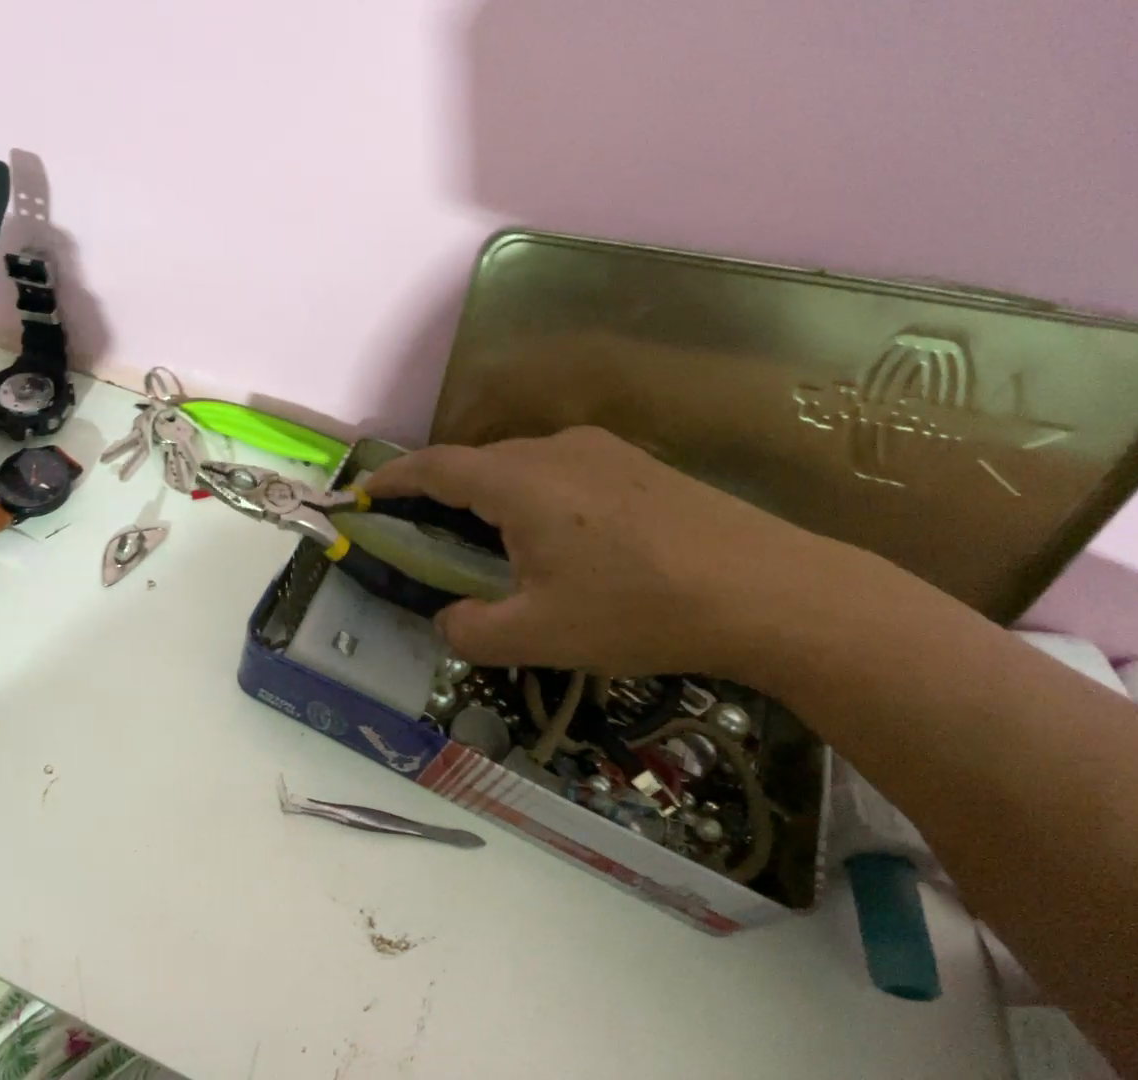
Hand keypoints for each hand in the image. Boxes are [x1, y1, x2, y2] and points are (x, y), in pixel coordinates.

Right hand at [363, 427, 890, 677]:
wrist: (772, 593)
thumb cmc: (639, 611)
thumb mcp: (537, 637)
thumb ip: (470, 631)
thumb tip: (448, 620)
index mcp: (519, 483)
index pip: (436, 468)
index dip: (394, 478)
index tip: (365, 492)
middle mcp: (555, 451)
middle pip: (477, 463)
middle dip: (439, 492)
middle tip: (422, 531)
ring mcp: (604, 452)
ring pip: (521, 466)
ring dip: (489, 495)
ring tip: (486, 540)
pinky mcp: (640, 466)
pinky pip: (561, 471)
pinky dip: (532, 496)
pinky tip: (555, 538)